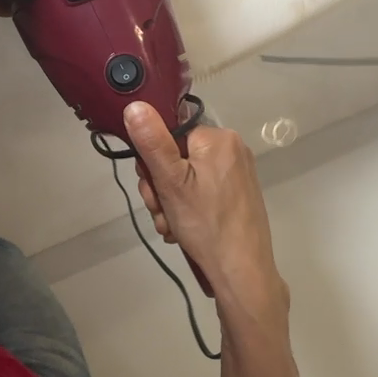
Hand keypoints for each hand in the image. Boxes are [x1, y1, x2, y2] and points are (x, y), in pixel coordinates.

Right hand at [124, 103, 289, 337]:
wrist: (242, 272)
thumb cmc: (206, 224)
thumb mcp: (171, 182)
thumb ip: (152, 142)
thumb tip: (135, 104)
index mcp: (218, 137)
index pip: (169, 132)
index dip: (152, 159)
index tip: (151, 186)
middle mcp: (232, 149)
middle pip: (176, 156)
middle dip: (160, 187)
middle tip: (160, 211)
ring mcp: (237, 173)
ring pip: (186, 178)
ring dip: (170, 202)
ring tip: (171, 226)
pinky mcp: (238, 195)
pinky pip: (201, 192)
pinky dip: (187, 209)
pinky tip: (182, 230)